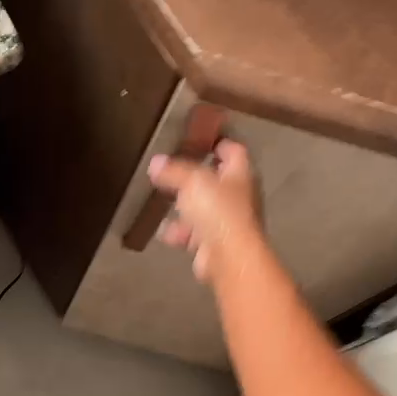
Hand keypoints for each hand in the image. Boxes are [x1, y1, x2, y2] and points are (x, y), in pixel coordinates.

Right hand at [147, 140, 264, 284]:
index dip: (218, 142)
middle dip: (195, 177)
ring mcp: (229, 221)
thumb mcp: (192, 182)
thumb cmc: (218, 210)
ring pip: (205, 208)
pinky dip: (181, 232)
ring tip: (164, 203)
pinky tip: (165, 232)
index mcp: (240, 174)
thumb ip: (174, 171)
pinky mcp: (217, 243)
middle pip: (217, 180)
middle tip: (172, 172)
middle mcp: (239, 196)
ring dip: (185, 207)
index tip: (199, 138)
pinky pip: (196, 233)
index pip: (234, 150)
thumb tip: (156, 162)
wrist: (229, 257)